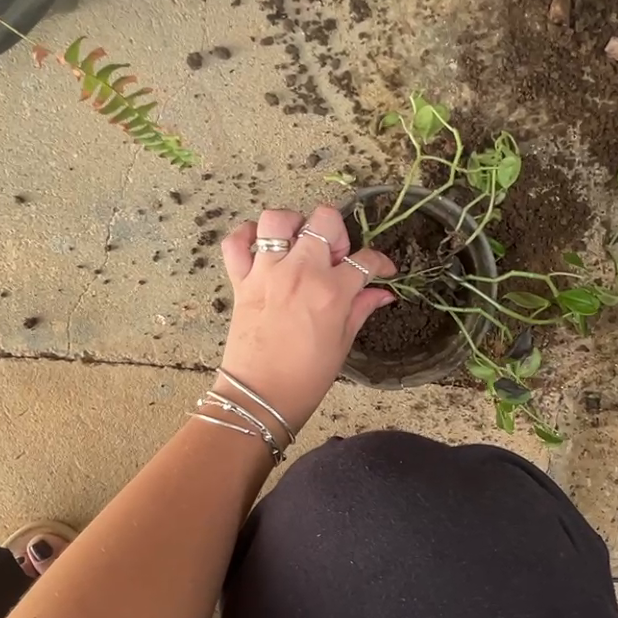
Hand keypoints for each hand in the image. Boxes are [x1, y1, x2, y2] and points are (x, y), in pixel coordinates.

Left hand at [217, 206, 396, 434]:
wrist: (260, 397)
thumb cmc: (305, 378)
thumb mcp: (342, 344)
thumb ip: (361, 309)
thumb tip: (382, 294)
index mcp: (332, 292)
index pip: (365, 260)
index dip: (379, 264)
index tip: (380, 271)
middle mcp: (300, 273)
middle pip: (325, 221)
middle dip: (337, 233)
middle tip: (335, 258)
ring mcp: (267, 273)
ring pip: (278, 219)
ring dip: (294, 224)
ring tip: (299, 245)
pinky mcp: (241, 281)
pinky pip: (235, 242)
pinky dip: (245, 237)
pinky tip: (260, 248)